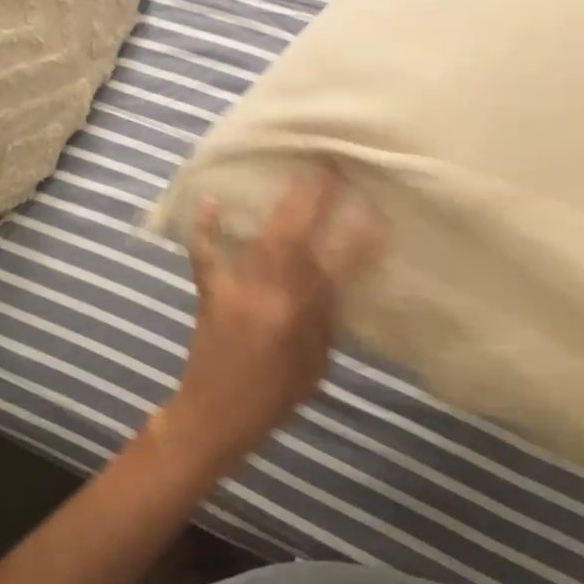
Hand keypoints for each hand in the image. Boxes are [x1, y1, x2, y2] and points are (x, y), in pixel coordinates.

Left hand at [162, 166, 388, 464]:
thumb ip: (324, 323)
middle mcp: (268, 295)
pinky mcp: (209, 292)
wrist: (210, 418)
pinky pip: (205, 255)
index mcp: (298, 318)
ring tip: (296, 173)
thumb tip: (334, 284)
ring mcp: (235, 289)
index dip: (359, 241)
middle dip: (314, 199)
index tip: (378, 215)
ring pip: (260, 239)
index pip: (337, 269)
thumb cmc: (270, 400)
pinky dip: (206, 228)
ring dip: (279, 204)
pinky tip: (210, 200)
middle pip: (295, 238)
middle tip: (330, 165)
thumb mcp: (313, 368)